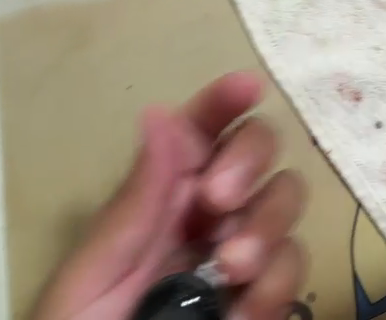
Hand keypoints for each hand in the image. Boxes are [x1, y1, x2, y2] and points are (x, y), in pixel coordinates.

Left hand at [32, 73, 307, 319]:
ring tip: (232, 273)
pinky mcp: (266, 297)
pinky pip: (296, 267)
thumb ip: (133, 205)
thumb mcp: (89, 283)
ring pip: (287, 201)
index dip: (225, 101)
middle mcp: (208, 215)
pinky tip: (246, 313)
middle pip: (260, 149)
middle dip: (252, 161)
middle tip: (219, 201)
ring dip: (268, 225)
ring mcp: (241, 255)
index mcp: (158, 200)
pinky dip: (278, 286)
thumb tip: (159, 113)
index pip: (200, 130)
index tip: (246, 88)